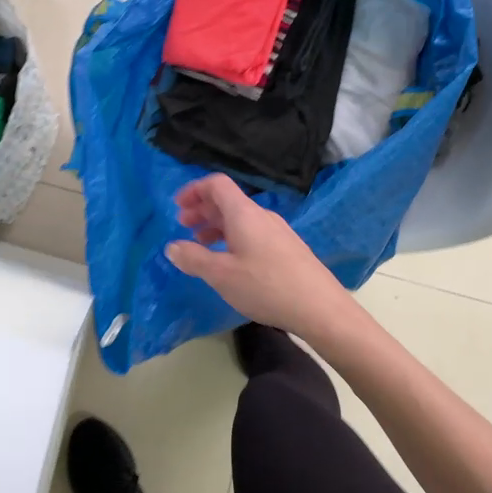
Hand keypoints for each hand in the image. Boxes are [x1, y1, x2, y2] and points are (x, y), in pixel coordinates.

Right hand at [164, 173, 356, 338]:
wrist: (320, 308)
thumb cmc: (266, 286)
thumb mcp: (221, 275)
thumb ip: (193, 258)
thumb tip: (171, 246)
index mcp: (243, 213)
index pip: (216, 184)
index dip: (194, 190)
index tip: (178, 206)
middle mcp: (261, 215)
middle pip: (228, 200)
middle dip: (202, 210)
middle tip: (184, 226)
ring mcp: (278, 231)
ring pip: (240, 218)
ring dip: (217, 226)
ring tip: (202, 246)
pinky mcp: (288, 248)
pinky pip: (253, 232)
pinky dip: (234, 238)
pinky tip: (232, 263)